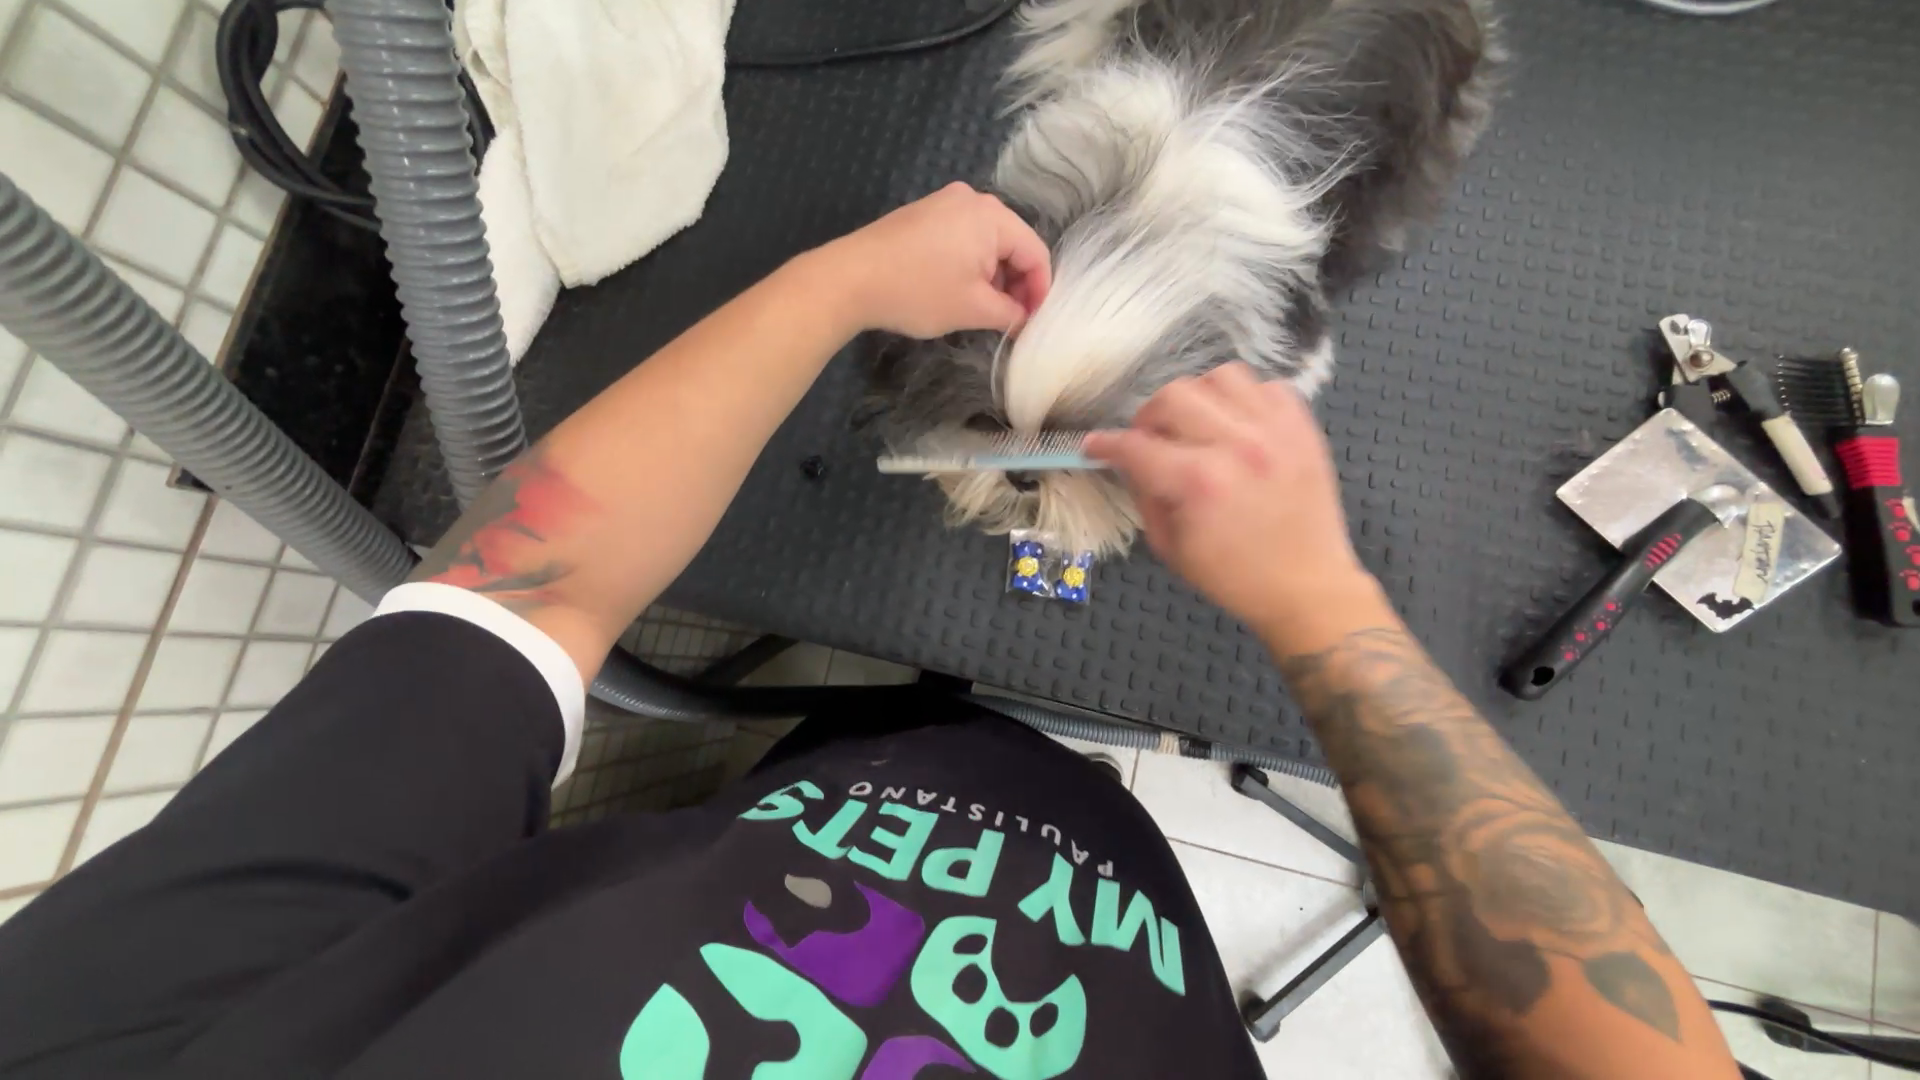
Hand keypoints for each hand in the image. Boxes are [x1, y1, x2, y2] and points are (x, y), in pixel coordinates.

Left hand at [817, 182, 1051, 337]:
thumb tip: (1024, 317)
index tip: (1034, 321)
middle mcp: (972, 199)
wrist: (850, 279)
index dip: (1041, 291)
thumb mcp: (973, 309)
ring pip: (986, 243)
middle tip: (1010, 319)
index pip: (1035, 252)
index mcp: (992, 216)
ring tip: (983, 310)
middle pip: (1012, 244)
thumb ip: (1010, 313)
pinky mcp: (922, 215)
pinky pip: (961, 239)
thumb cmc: (918, 292)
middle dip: (1016, 283)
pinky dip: (969, 266)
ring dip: (992, 277)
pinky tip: (957, 292)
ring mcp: (944, 203)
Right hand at [1084, 364, 1385, 643]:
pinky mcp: (1303, 428)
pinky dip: (1243, 399)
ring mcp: (1275, 430)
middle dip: (1149, 418)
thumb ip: (1144, 493)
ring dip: (1197, 398)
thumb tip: (1129, 460)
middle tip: (1150, 441)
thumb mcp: (1168, 545)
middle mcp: (1237, 445)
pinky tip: (1236, 425)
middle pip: (1173, 395)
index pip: (1136, 445)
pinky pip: (1265, 385)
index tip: (1093, 446)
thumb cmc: (1232, 576)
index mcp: (1199, 482)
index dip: (1105, 444)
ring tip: (1196, 425)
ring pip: (1219, 377)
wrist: (1306, 587)